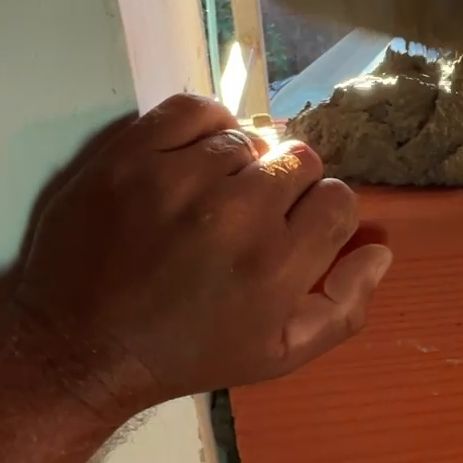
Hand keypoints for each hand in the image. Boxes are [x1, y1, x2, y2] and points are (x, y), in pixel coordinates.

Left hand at [10, 94, 391, 414]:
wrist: (80, 347)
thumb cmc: (191, 354)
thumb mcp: (281, 354)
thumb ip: (344, 306)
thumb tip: (382, 247)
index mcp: (278, 267)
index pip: (339, 200)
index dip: (325, 214)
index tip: (298, 231)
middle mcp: (236, 214)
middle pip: (300, 160)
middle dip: (289, 187)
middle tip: (257, 216)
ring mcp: (178, 178)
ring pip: (248, 136)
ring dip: (243, 162)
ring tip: (217, 195)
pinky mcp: (129, 155)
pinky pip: (195, 108)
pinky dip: (206, 125)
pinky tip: (197, 157)